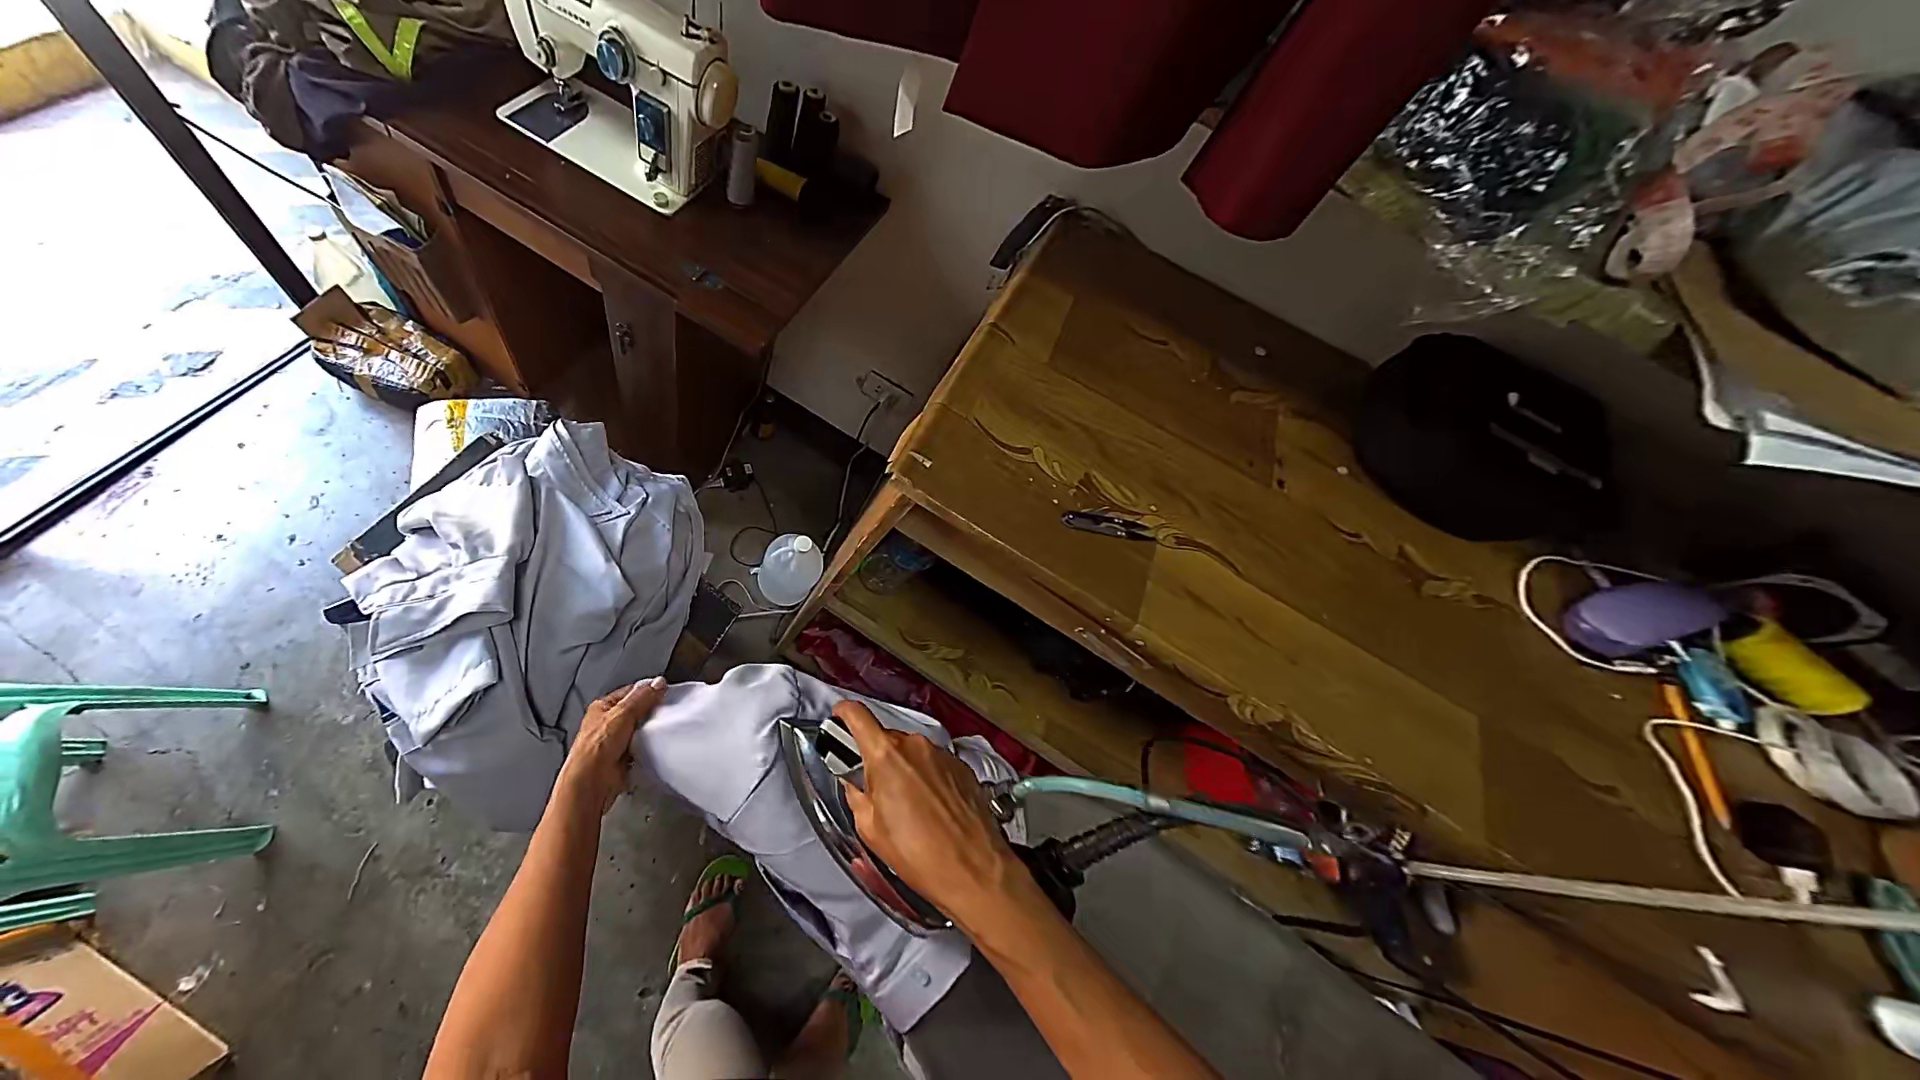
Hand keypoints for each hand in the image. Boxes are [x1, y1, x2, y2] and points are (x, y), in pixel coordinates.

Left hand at [559, 677, 665, 815]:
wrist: (592, 782)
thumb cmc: (594, 749)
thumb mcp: (623, 714)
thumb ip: (643, 697)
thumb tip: (658, 684)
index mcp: (602, 707)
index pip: (632, 691)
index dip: (649, 690)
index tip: (664, 692)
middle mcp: (607, 723)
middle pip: (639, 710)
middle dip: (651, 712)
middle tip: (661, 712)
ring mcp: (616, 740)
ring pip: (642, 728)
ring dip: (650, 731)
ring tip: (653, 731)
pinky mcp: (625, 756)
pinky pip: (645, 745)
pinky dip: (650, 746)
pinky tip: (651, 746)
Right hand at [834, 701, 1026, 929]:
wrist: (974, 868)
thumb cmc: (922, 855)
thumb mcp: (871, 830)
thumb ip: (856, 796)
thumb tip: (855, 784)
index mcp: (886, 756)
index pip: (858, 716)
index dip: (844, 713)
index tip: (840, 716)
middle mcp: (916, 746)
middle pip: (886, 739)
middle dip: (877, 759)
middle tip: (875, 790)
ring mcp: (942, 754)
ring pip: (912, 753)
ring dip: (905, 771)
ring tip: (908, 809)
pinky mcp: (961, 766)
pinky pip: (934, 764)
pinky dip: (927, 779)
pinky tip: (929, 809)